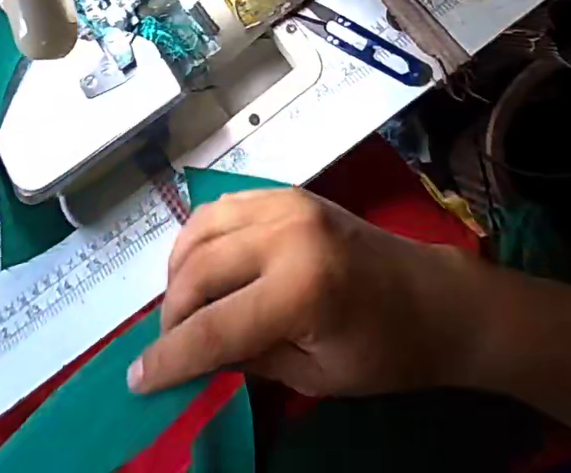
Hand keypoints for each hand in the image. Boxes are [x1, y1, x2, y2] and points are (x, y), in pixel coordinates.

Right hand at [129, 188, 478, 397]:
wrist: (432, 296)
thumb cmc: (385, 350)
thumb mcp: (315, 376)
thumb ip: (247, 359)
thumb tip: (192, 356)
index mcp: (302, 287)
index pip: (214, 327)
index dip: (170, 358)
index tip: (138, 380)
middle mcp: (286, 232)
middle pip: (198, 270)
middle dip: (171, 314)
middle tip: (166, 346)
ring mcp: (286, 202)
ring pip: (202, 228)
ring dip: (179, 269)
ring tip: (181, 305)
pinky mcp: (287, 191)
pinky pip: (225, 207)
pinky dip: (202, 236)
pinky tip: (203, 264)